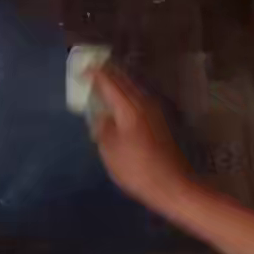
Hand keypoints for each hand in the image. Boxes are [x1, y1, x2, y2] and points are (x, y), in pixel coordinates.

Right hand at [89, 65, 194, 208]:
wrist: (172, 184)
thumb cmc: (137, 170)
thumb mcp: (110, 151)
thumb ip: (102, 127)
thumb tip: (101, 115)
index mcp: (129, 107)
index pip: (109, 81)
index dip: (94, 73)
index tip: (81, 69)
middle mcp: (143, 102)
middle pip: (123, 78)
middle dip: (107, 72)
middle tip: (91, 69)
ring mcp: (154, 109)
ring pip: (132, 86)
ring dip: (117, 81)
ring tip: (103, 82)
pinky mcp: (159, 119)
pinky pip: (138, 96)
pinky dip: (126, 93)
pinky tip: (119, 101)